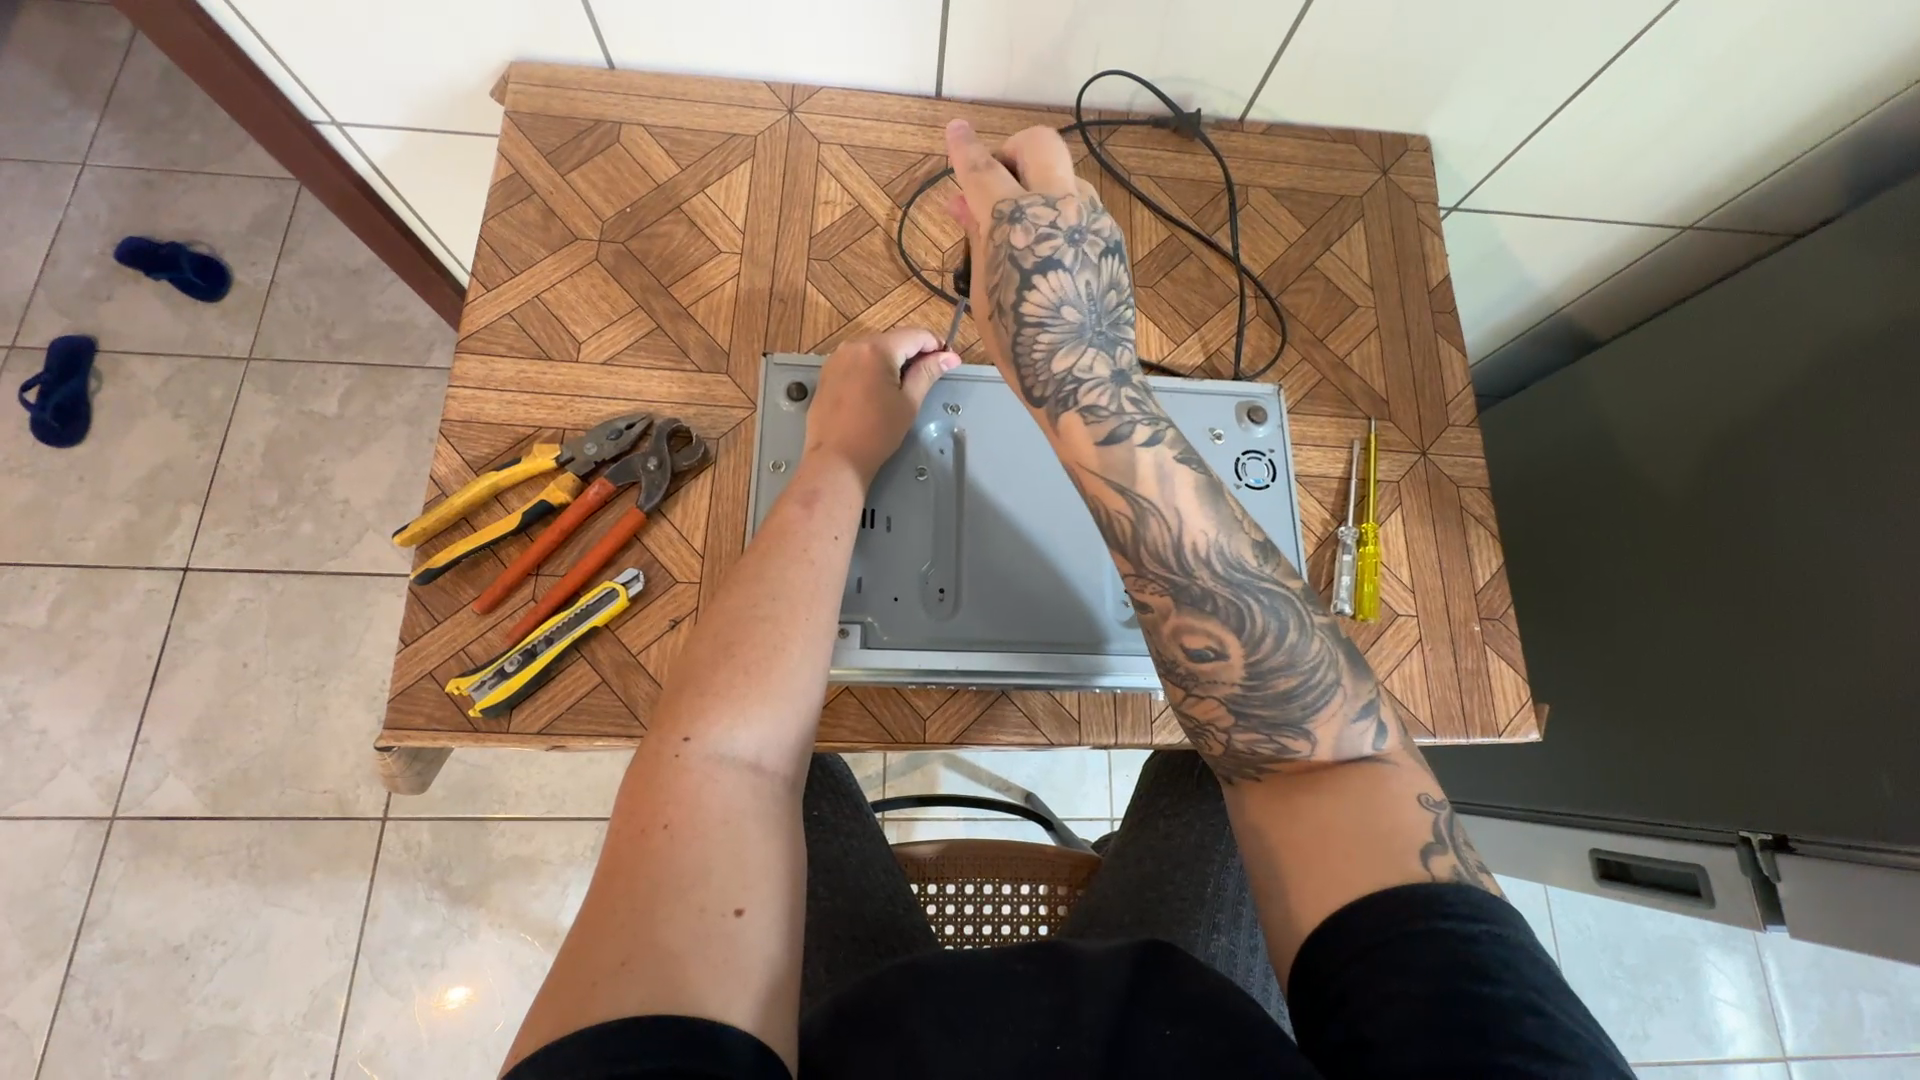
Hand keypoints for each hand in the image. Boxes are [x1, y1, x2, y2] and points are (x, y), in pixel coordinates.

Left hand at [804, 328, 959, 484]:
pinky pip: (857, 360)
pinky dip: (873, 367)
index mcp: (877, 350)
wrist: (836, 458)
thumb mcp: (908, 402)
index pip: (915, 335)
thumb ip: (928, 373)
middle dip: (914, 352)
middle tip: (929, 375)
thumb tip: (949, 357)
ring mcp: (837, 358)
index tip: (948, 360)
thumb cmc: (876, 433)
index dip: (936, 345)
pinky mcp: (828, 373)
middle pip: (893, 339)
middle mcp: (854, 346)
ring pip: (874, 349)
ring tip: (905, 385)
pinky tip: (879, 390)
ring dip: (893, 360)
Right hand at [942, 119, 1141, 426]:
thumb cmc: (1021, 346)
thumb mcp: (984, 295)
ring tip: (1023, 229)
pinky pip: (1082, 209)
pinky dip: (1060, 215)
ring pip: (1064, 176)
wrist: (1084, 377)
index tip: (955, 130)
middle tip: (997, 182)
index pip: (981, 168)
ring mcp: (1092, 220)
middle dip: (1012, 152)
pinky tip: (1051, 252)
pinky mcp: (1112, 239)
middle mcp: (1058, 206)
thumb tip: (964, 205)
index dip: (963, 147)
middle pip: (1037, 144)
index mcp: (1015, 221)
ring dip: (1039, 187)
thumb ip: (978, 240)